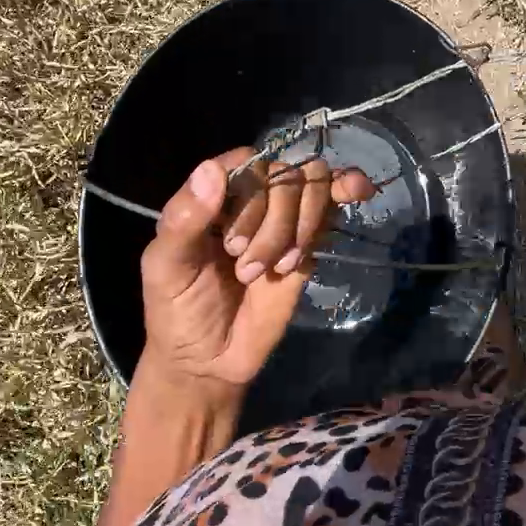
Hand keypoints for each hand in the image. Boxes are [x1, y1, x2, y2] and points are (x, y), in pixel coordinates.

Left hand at [138, 149, 374, 397]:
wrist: (210, 362)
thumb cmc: (177, 310)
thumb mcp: (166, 267)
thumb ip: (183, 219)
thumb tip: (211, 169)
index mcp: (214, 194)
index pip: (248, 163)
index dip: (250, 196)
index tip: (232, 243)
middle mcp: (251, 197)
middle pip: (285, 175)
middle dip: (273, 225)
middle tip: (247, 269)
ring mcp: (283, 217)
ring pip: (312, 186)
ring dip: (300, 227)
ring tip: (277, 268)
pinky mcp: (309, 241)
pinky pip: (332, 204)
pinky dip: (347, 187)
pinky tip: (359, 190)